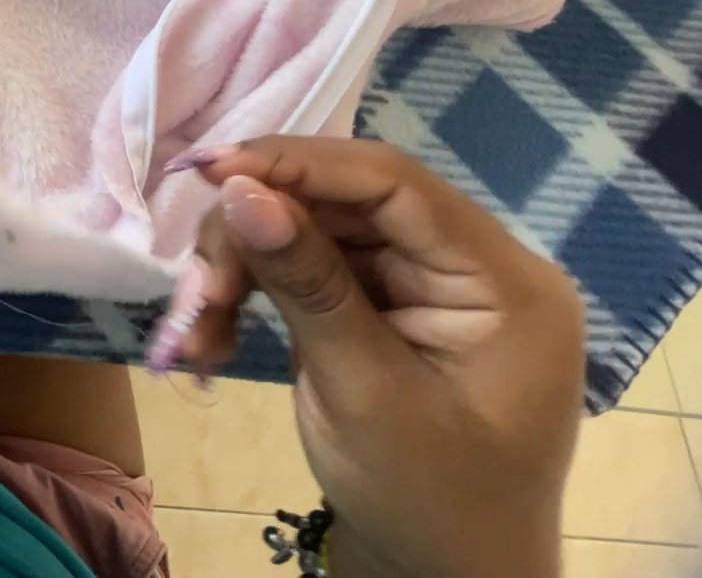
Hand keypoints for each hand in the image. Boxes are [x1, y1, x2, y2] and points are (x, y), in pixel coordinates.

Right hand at [178, 138, 583, 577]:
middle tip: (202, 286)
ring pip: (299, 225)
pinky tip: (216, 332)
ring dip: (239, 265)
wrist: (434, 569)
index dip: (296, 163)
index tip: (211, 173)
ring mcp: (410, 278)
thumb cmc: (422, 493)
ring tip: (204, 322)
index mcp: (499, 281)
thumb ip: (305, 281)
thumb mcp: (362, 389)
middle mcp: (458, 262)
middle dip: (253, 233)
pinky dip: (245, 289)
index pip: (390, 182)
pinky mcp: (366, 295)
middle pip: (333, 201)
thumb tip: (238, 190)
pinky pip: (292, 262)